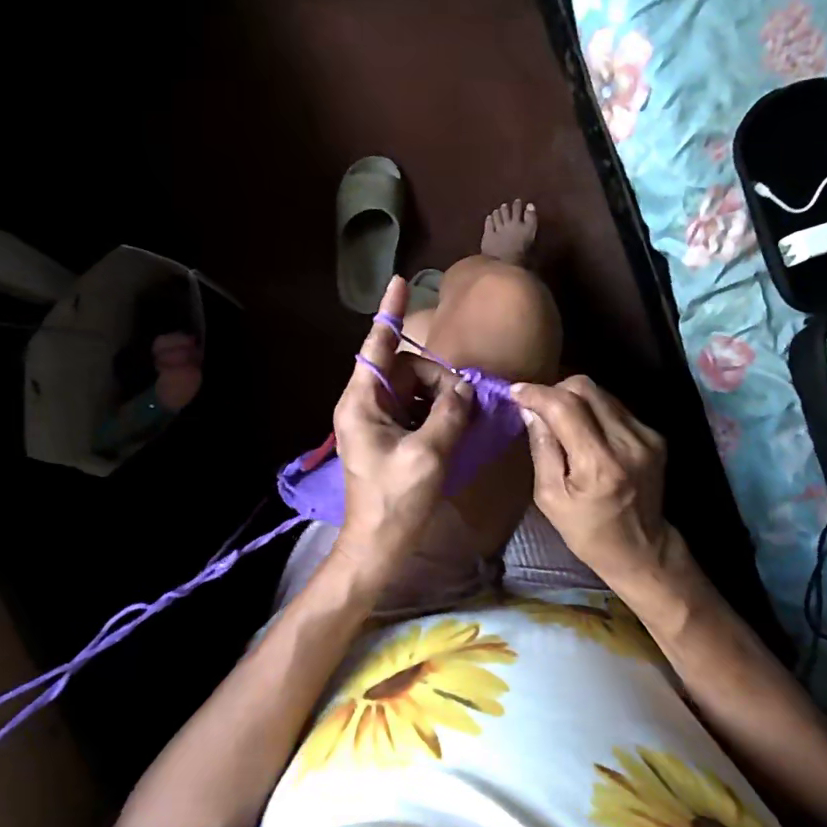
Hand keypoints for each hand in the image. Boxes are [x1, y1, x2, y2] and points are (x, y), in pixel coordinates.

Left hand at [330, 278, 472, 582]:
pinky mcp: (390, 436)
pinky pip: (416, 408)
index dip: (389, 313)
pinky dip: (436, 411)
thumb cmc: (395, 501)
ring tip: (460, 418)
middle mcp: (365, 404)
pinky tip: (454, 427)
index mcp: (361, 402)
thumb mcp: (427, 454)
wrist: (378, 545)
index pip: (375, 346)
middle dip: (435, 376)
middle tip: (462, 403)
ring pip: (413, 387)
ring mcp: (377, 421)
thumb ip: (450, 413)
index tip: (400, 281)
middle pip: (404, 367)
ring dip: (439, 395)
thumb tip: (465, 388)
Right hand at [509, 376, 682, 583]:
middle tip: (538, 408)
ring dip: (574, 399)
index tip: (515, 392)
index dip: (536, 393)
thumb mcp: (550, 498)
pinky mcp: (654, 435)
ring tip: (560, 421)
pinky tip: (585, 431)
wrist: (642, 549)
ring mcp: (645, 437)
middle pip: (585, 388)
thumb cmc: (587, 531)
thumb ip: (542, 449)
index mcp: (598, 464)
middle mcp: (627, 443)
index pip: (564, 407)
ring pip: (600, 393)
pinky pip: (614, 406)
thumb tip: (529, 410)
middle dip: (555, 391)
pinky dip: (593, 410)